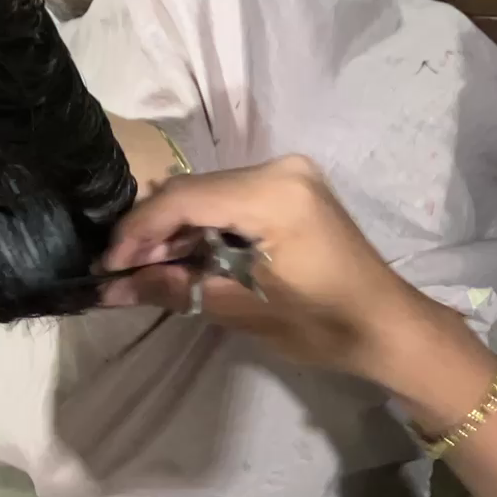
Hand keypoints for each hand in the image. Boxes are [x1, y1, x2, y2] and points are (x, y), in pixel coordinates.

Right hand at [98, 156, 493, 423]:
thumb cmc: (323, 325)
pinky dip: (201, 229)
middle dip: (152, 232)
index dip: (136, 231)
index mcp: (273, 194)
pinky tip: (186, 258)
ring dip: (174, 231)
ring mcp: (287, 175)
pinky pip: (228, 201)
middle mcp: (279, 169)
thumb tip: (108, 288)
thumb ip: (172, 288)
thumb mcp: (241, 309)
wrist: (387, 327)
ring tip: (151, 270)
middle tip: (125, 273)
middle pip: (191, 192)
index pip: (182, 200)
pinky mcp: (290, 189)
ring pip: (206, 195)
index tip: (108, 265)